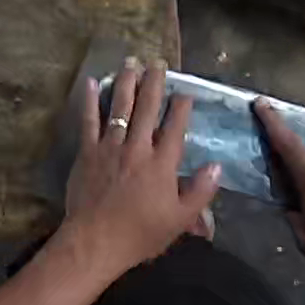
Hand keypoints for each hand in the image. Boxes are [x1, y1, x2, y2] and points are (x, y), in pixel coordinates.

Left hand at [60, 58, 221, 274]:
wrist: (95, 242)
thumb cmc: (140, 233)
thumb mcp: (180, 219)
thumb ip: (200, 191)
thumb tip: (216, 165)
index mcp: (162, 163)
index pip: (175, 126)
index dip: (181, 107)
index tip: (185, 91)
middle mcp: (138, 147)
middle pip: (147, 108)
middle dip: (154, 83)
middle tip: (157, 62)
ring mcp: (111, 147)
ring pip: (120, 108)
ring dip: (127, 83)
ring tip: (131, 62)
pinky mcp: (88, 152)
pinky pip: (89, 121)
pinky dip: (91, 101)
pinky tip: (93, 82)